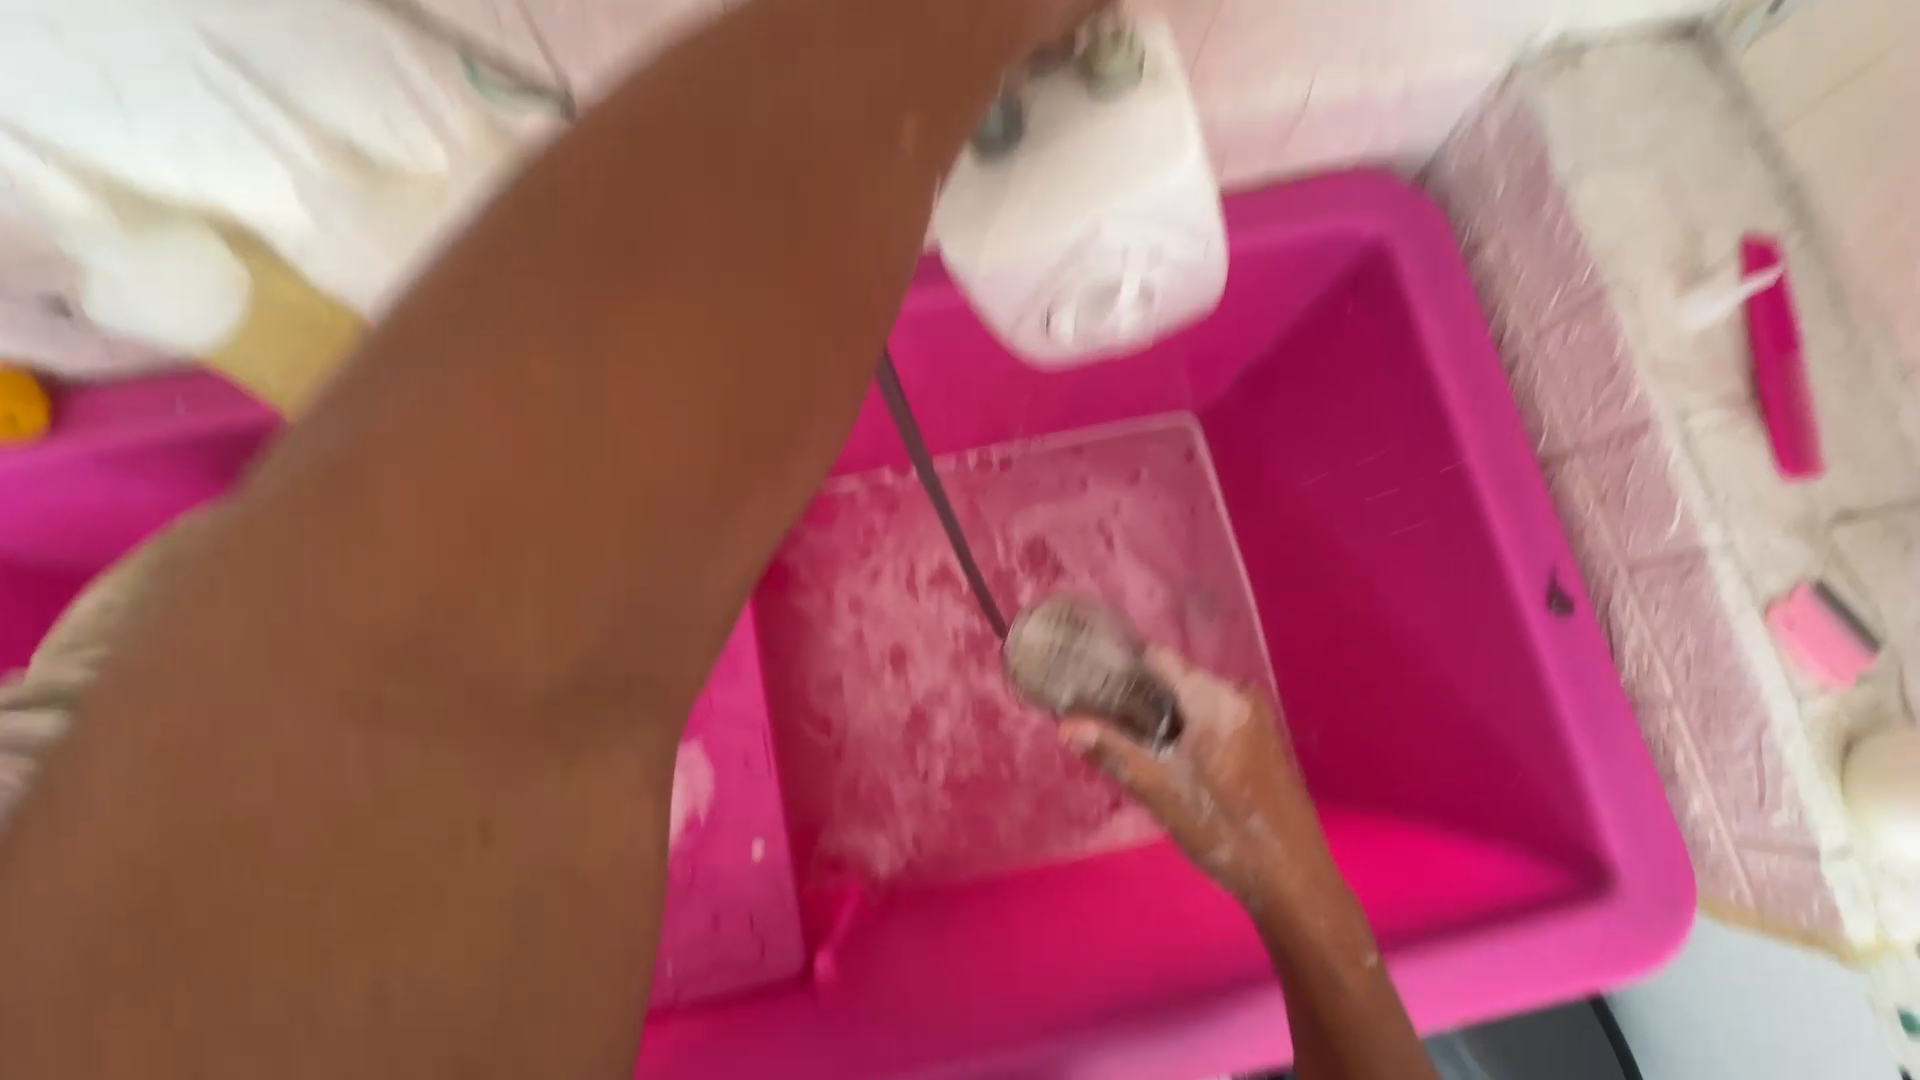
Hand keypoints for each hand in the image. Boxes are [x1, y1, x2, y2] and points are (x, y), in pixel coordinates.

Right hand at [1059, 649, 1328, 906]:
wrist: (1293, 879)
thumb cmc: (1223, 832)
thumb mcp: (1160, 792)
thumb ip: (1112, 751)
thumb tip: (1066, 726)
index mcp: (1217, 699)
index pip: (1159, 659)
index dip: (1124, 670)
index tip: (1094, 688)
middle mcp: (1240, 694)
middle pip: (1176, 678)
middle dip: (1142, 698)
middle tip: (1108, 725)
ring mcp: (1257, 715)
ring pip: (1195, 698)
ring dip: (1166, 715)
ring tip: (1135, 744)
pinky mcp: (1264, 736)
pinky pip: (1215, 714)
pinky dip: (1190, 726)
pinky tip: (1174, 758)